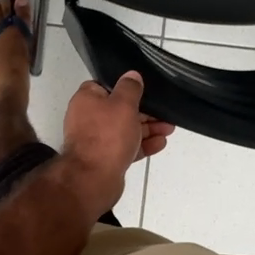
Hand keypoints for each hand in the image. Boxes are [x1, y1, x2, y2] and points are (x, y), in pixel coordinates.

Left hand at [57, 71, 173, 217]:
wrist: (94, 178)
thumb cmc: (107, 135)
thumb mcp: (123, 104)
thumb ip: (130, 88)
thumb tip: (132, 75)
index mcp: (86, 100)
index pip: (106, 86)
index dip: (125, 87)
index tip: (144, 90)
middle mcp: (88, 118)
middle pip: (119, 110)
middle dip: (144, 111)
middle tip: (165, 113)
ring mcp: (96, 140)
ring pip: (125, 130)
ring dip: (147, 129)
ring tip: (169, 129)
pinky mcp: (105, 159)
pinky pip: (126, 147)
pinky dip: (142, 145)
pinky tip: (160, 143)